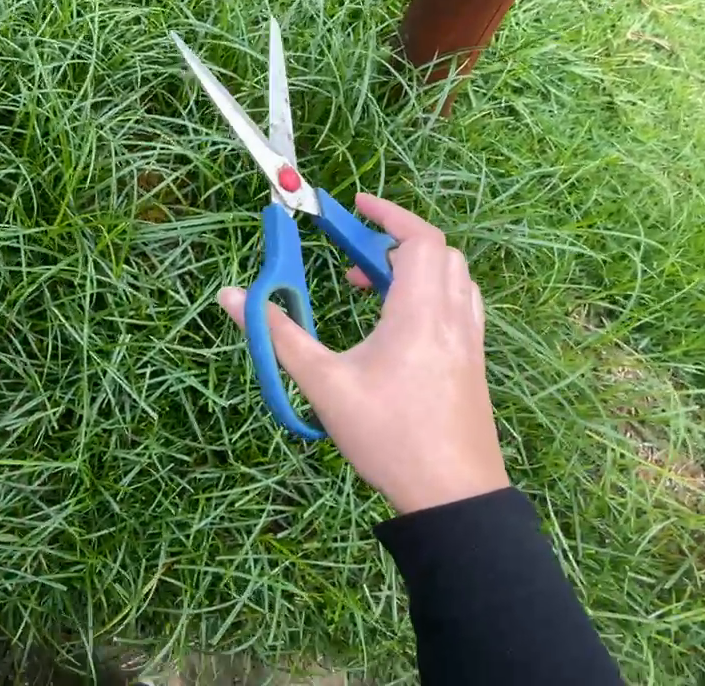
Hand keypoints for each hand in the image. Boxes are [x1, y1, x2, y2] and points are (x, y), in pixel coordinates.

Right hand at [218, 193, 508, 513]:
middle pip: (440, 253)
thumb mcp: (322, 382)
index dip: (389, 213)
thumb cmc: (386, 435)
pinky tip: (398, 321)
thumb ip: (276, 333)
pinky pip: (460, 305)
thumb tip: (231, 295)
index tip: (353, 205)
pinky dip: (431, 291)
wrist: (454, 499)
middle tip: (353, 254)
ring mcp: (470, 343)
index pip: (420, 241)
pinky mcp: (473, 364)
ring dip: (415, 266)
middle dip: (394, 239)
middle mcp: (453, 320)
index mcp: (420, 315)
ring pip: (454, 279)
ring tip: (370, 286)